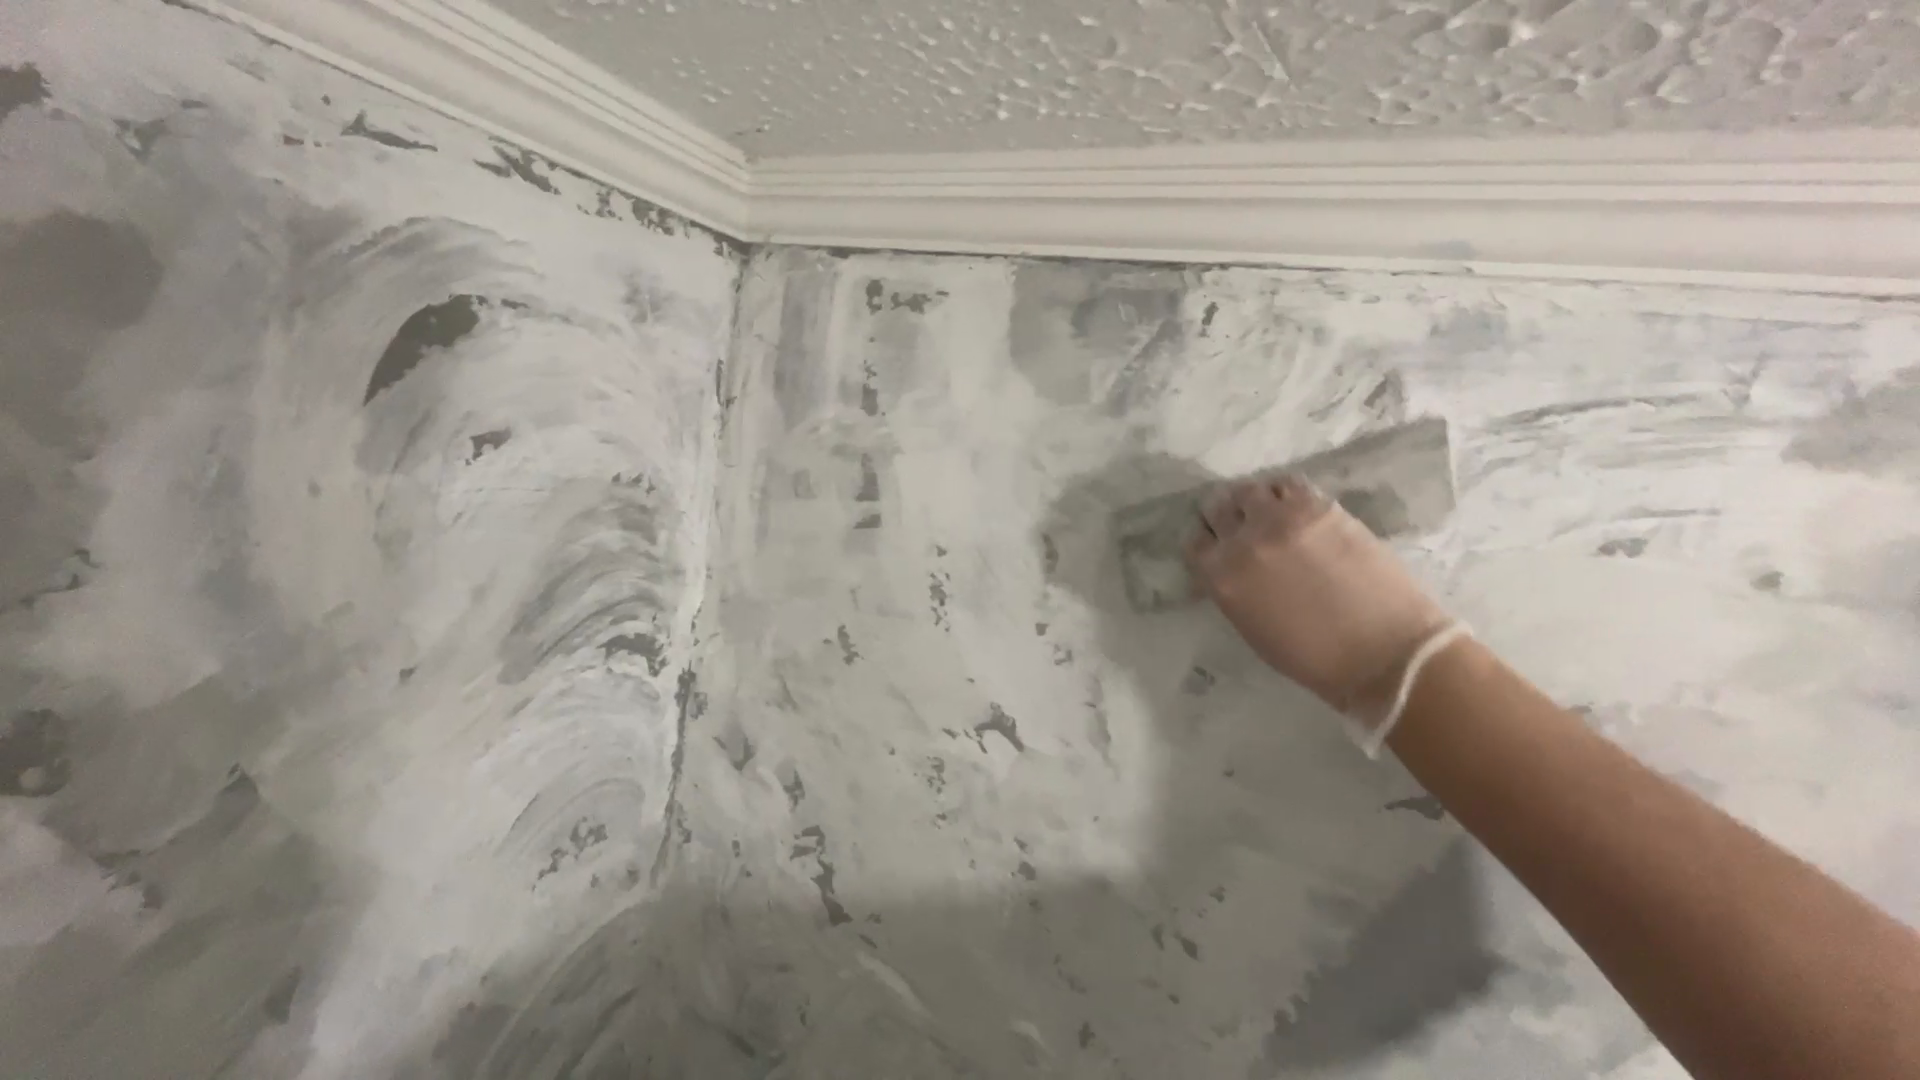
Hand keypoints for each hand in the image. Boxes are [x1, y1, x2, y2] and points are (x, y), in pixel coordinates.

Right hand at [1184, 475, 1458, 741]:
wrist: (1384, 652)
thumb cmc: (1314, 658)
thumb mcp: (1253, 629)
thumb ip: (1232, 590)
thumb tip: (1230, 568)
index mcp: (1222, 579)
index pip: (1194, 543)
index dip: (1206, 542)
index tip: (1216, 545)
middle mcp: (1244, 542)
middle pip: (1217, 508)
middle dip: (1223, 516)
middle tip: (1239, 525)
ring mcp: (1282, 520)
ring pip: (1250, 491)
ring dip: (1253, 502)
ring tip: (1269, 514)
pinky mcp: (1320, 507)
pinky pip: (1287, 484)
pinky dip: (1283, 493)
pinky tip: (1295, 508)